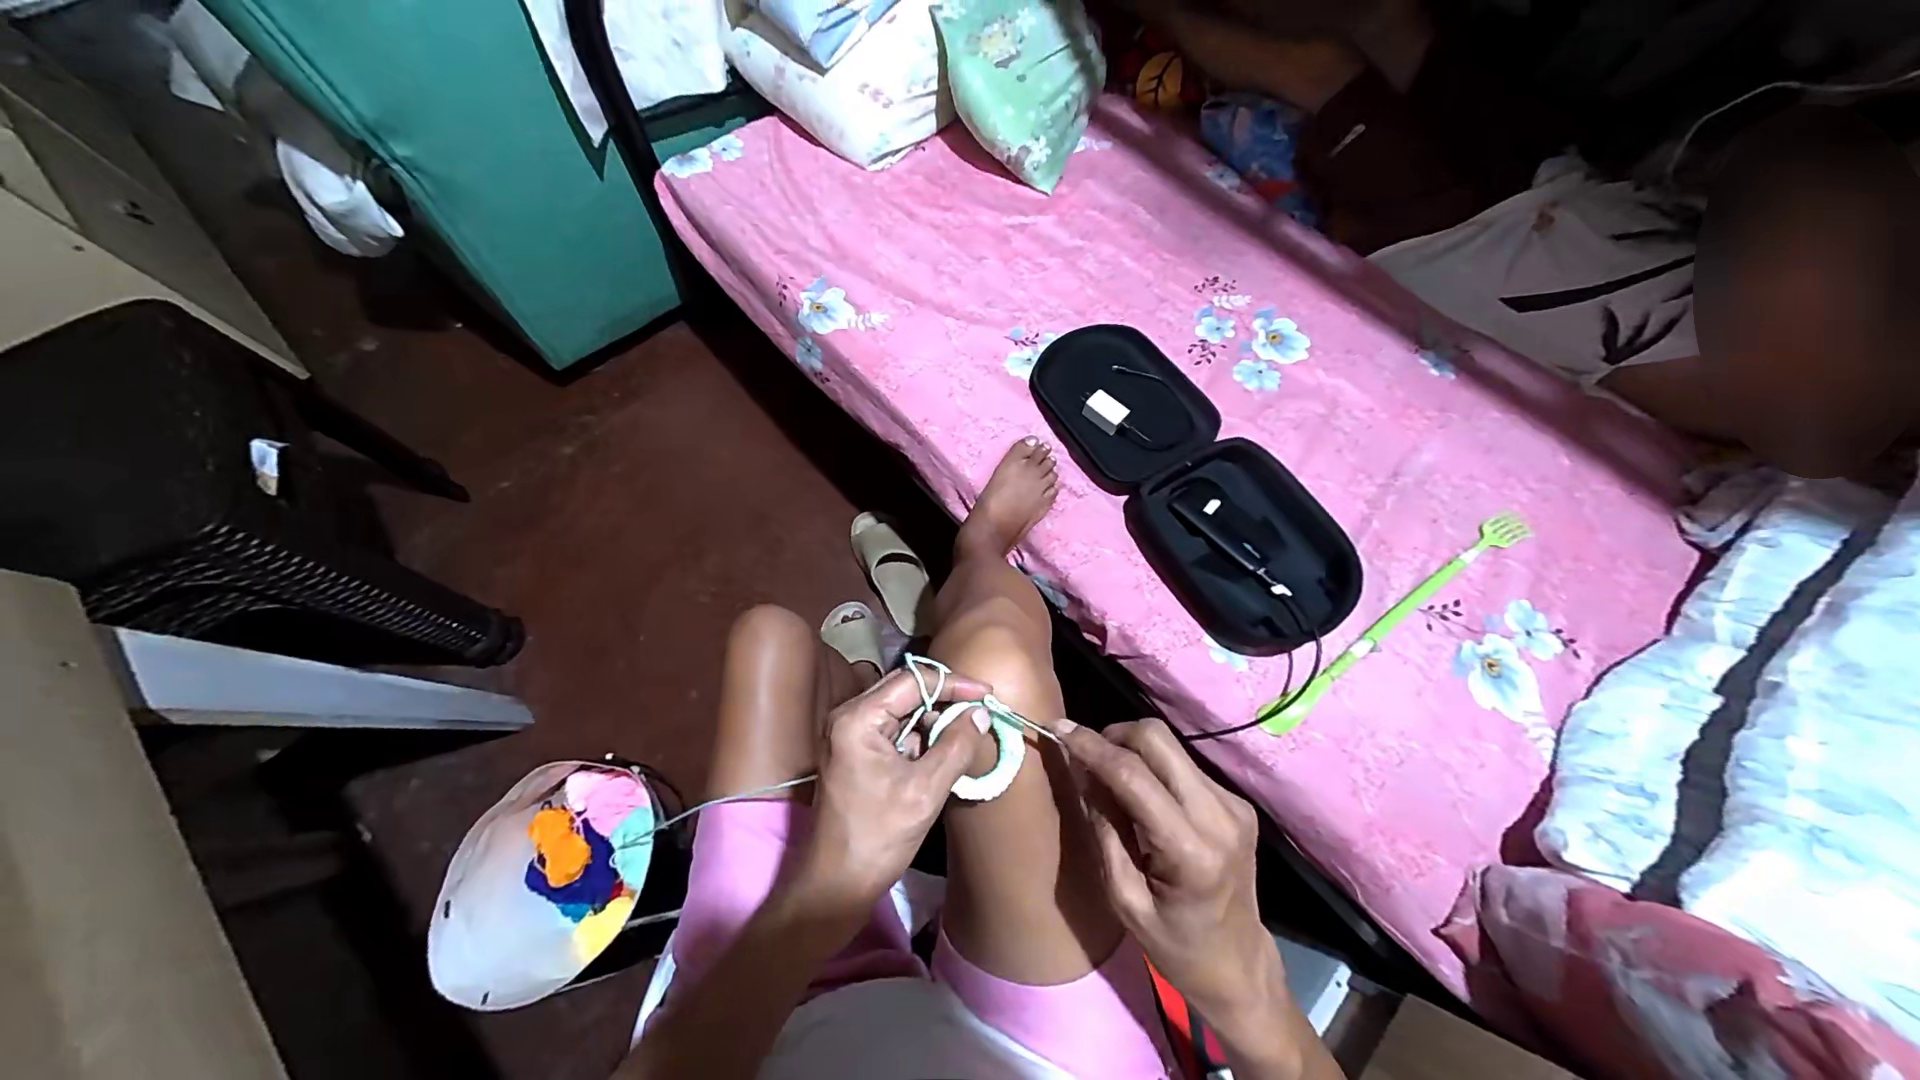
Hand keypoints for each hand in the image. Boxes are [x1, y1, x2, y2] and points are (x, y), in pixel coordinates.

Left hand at [800, 667, 990, 909]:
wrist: (837, 883)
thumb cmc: (878, 837)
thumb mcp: (926, 790)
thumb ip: (956, 745)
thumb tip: (981, 714)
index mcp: (858, 718)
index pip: (913, 681)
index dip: (954, 683)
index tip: (987, 693)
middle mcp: (849, 716)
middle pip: (905, 688)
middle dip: (945, 697)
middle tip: (981, 707)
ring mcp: (850, 733)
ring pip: (901, 708)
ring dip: (934, 716)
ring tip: (968, 728)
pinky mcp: (855, 750)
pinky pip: (894, 728)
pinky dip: (920, 734)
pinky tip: (944, 746)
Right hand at [1056, 718, 1293, 1059]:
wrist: (1238, 964)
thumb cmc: (1174, 944)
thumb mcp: (1123, 898)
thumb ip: (1102, 828)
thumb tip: (1080, 768)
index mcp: (1190, 850)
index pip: (1133, 775)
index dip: (1091, 747)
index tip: (1059, 729)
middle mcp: (1219, 815)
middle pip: (1158, 739)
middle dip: (1114, 735)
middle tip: (1087, 756)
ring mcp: (1233, 804)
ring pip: (1171, 745)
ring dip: (1133, 748)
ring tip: (1110, 775)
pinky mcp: (1237, 801)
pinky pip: (1183, 763)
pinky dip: (1154, 765)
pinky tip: (1143, 794)